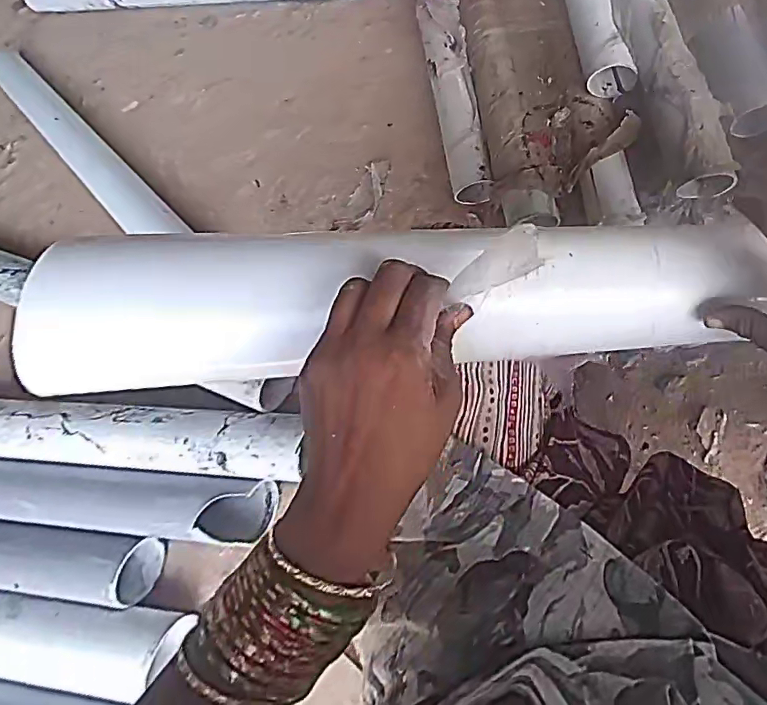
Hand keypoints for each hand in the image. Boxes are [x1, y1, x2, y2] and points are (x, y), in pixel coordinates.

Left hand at [272, 260, 467, 584]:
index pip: (422, 291)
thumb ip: (445, 348)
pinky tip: (368, 335)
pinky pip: (334, 319)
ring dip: (378, 290)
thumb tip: (453, 315)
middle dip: (410, 277)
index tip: (441, 295)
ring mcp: (333, 351)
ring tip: (391, 308)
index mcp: (404, 354)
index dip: (437, 287)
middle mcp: (365, 344)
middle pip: (388, 276)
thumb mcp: (445, 401)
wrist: (351, 491)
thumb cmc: (403, 455)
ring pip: (355, 288)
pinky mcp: (313, 363)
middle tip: (419, 292)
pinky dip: (354, 315)